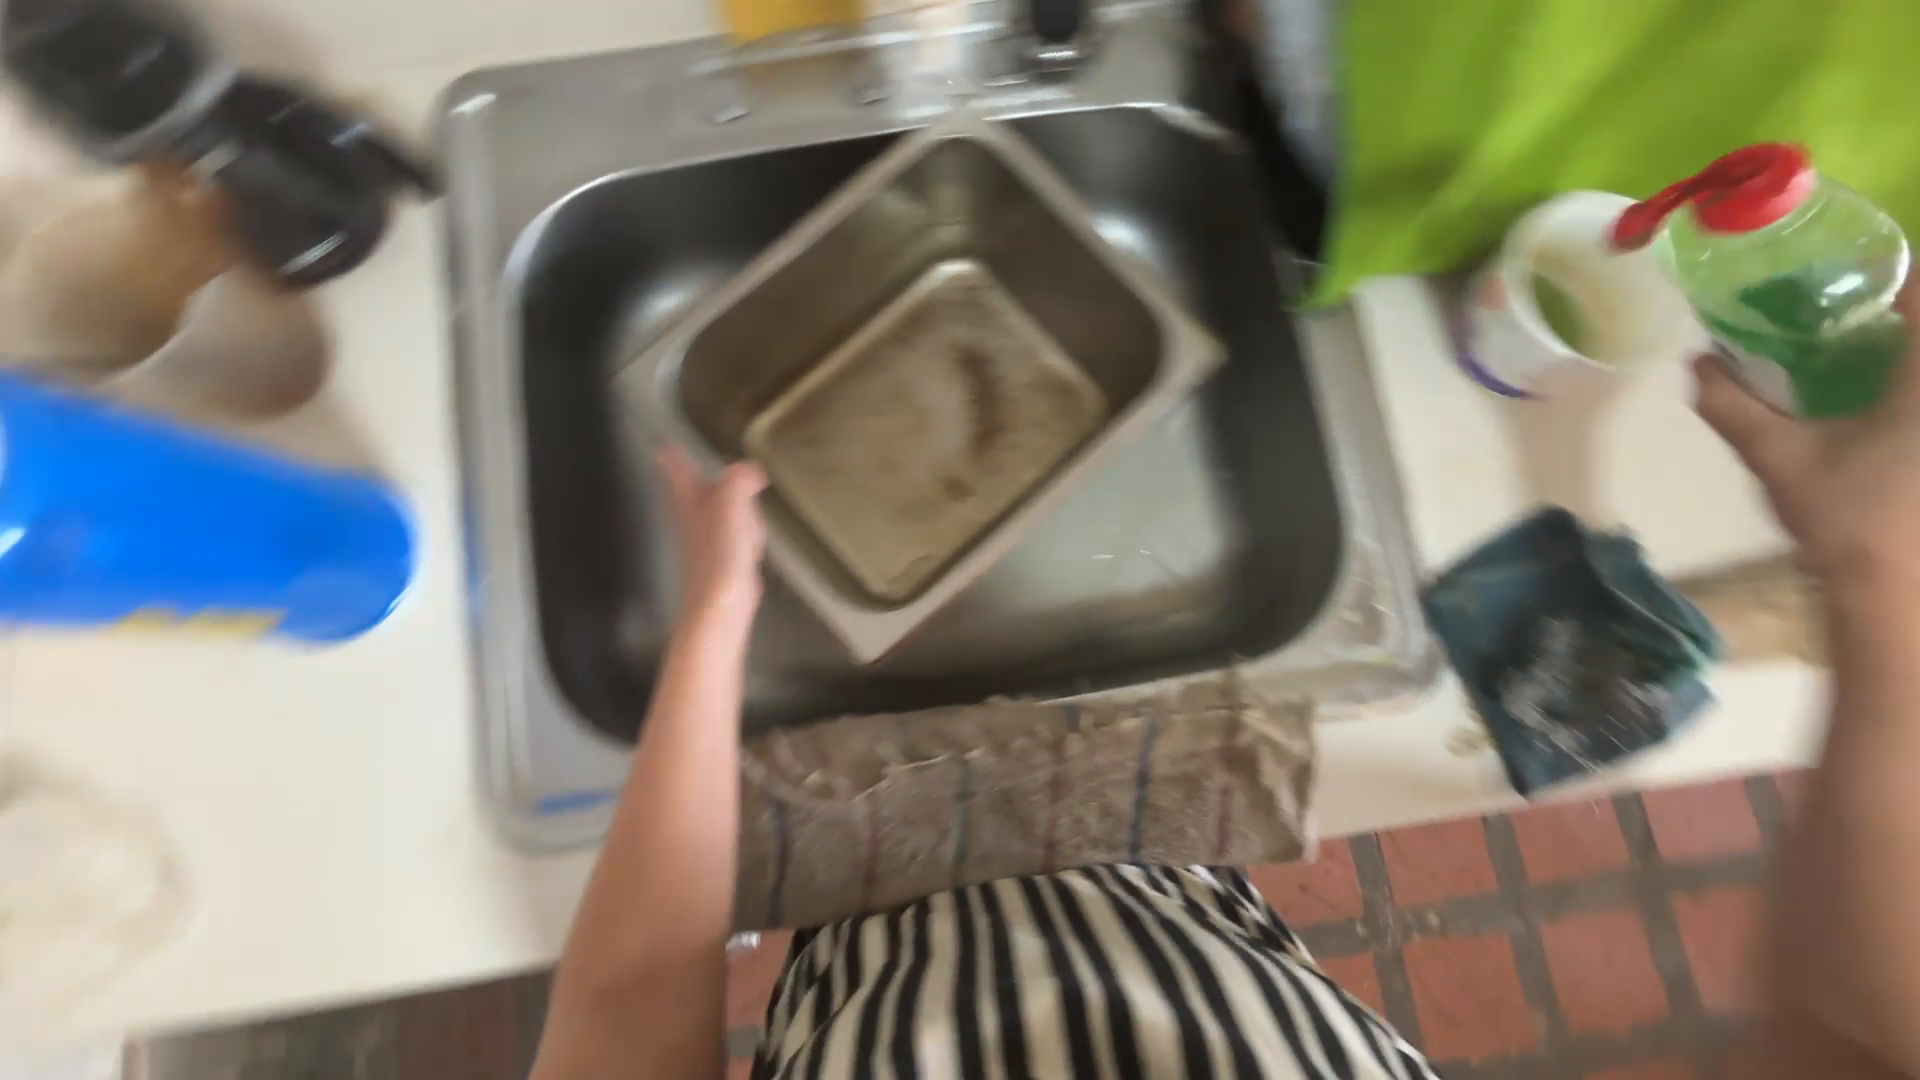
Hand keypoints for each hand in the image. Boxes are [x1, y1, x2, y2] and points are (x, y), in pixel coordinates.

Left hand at [657, 444, 767, 632]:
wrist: (721, 603)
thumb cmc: (720, 554)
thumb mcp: (730, 507)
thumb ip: (737, 482)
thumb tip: (748, 469)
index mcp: (690, 505)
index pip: (680, 474)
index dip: (674, 459)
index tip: (663, 445)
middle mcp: (694, 520)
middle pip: (701, 492)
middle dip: (716, 484)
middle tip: (732, 475)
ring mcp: (708, 541)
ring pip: (723, 513)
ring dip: (740, 512)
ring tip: (749, 519)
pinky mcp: (724, 558)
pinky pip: (738, 535)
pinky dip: (748, 536)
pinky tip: (753, 546)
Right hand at [1694, 280, 1919, 608]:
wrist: (1900, 581)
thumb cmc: (1843, 513)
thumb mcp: (1775, 455)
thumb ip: (1733, 406)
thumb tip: (1696, 363)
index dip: (1897, 273)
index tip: (1856, 272)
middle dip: (1900, 305)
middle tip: (1858, 307)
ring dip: (1900, 345)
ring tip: (1868, 344)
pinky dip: (1903, 378)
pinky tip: (1879, 393)